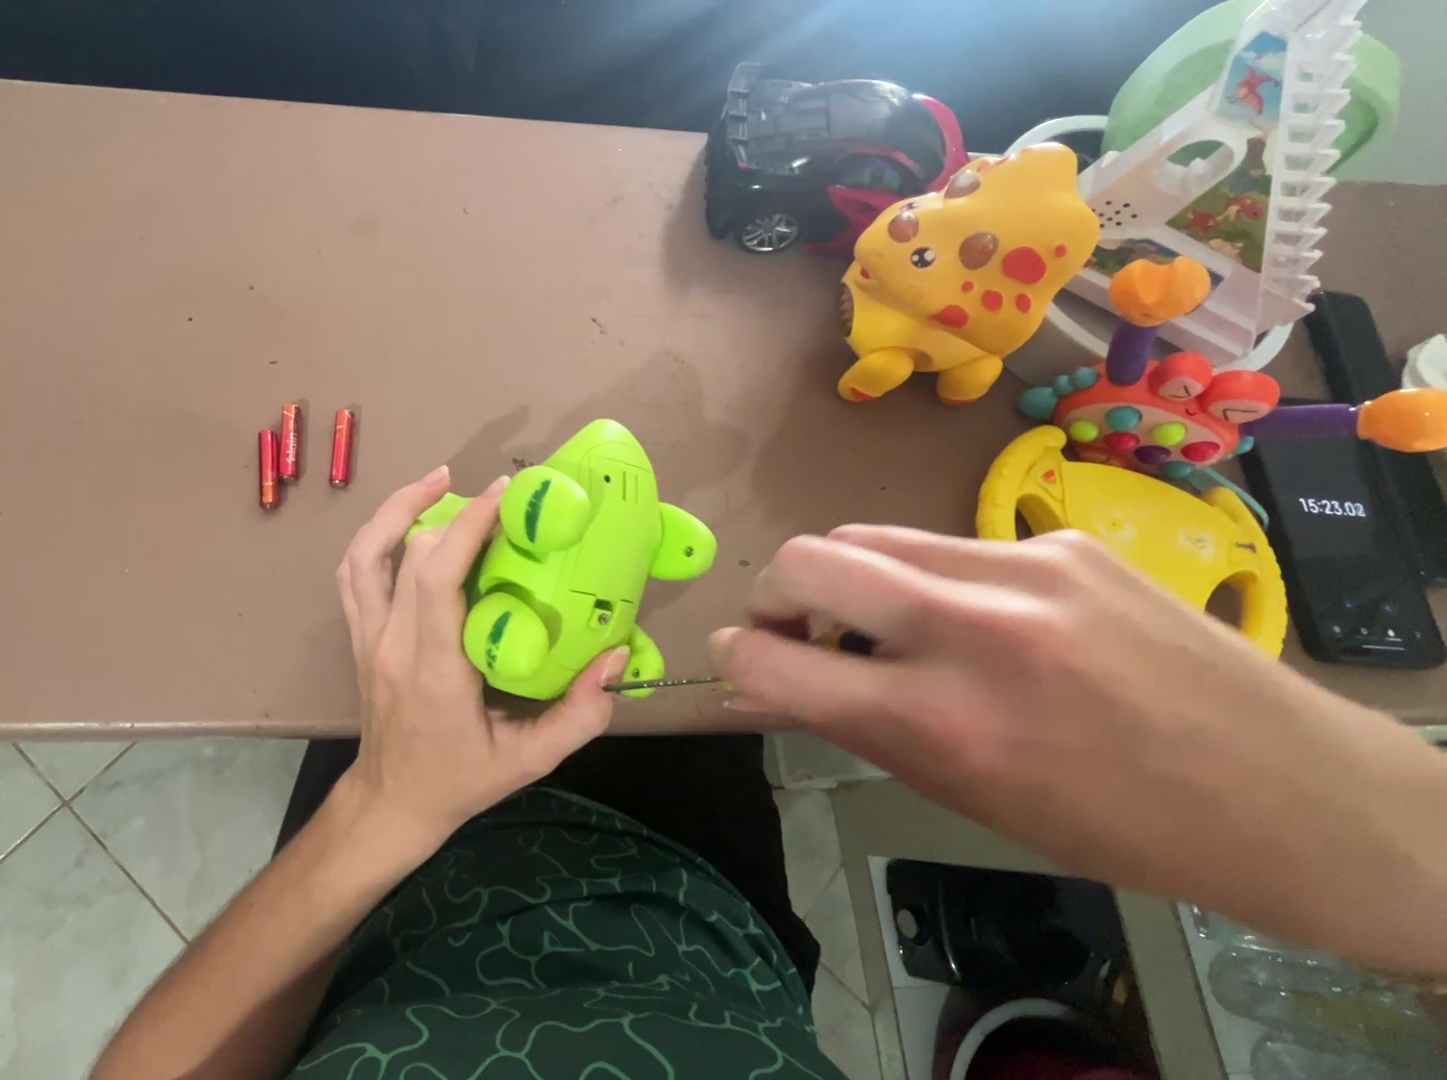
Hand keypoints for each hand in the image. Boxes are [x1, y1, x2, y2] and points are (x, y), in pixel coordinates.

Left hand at [333, 465, 628, 846]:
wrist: (392, 802)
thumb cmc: (462, 780)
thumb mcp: (530, 761)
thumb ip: (580, 716)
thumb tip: (617, 657)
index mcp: (434, 671)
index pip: (437, 580)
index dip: (468, 526)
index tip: (505, 493)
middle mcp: (392, 645)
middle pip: (410, 556)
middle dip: (455, 513)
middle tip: (501, 496)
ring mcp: (366, 638)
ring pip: (365, 554)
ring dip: (400, 508)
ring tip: (440, 478)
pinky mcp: (358, 636)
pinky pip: (353, 572)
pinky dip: (376, 533)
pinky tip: (409, 517)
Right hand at [711, 525, 1446, 971]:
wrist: (1296, 796)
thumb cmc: (1107, 823)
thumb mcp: (959, 790)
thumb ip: (850, 722)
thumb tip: (762, 683)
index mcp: (937, 719)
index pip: (771, 660)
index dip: (731, 657)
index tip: (737, 658)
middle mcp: (971, 627)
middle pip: (805, 559)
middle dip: (772, 595)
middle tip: (794, 630)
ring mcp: (1021, 568)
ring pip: (869, 537)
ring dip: (846, 579)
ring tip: (880, 623)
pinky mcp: (1060, 540)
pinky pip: (947, 545)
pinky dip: (928, 580)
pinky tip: (979, 619)